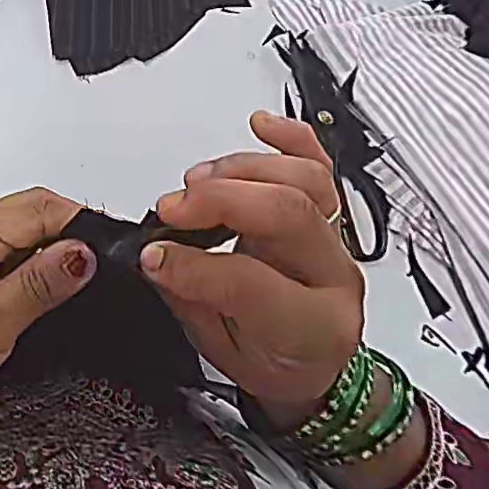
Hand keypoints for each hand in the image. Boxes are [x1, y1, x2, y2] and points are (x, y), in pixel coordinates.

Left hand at [0, 188, 95, 446]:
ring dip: (59, 246)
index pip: (42, 208)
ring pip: (34, 224)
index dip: (81, 226)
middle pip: (40, 207)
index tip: (105, 256)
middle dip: (75, 231)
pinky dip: (43, 259)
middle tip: (96, 269)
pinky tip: (48, 286)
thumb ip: (39, 284)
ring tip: (72, 282)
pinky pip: (22, 244)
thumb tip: (81, 254)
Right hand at [142, 110, 364, 428]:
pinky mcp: (330, 214)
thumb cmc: (275, 362)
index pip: (252, 282)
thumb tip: (158, 254)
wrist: (316, 362)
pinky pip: (320, 164)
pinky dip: (291, 138)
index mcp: (312, 327)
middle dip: (217, 200)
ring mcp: (336, 239)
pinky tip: (261, 125)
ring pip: (305, 181)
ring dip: (241, 169)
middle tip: (171, 208)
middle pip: (286, 213)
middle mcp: (333, 276)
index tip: (153, 256)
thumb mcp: (221, 351)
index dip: (193, 266)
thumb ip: (188, 299)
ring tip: (197, 181)